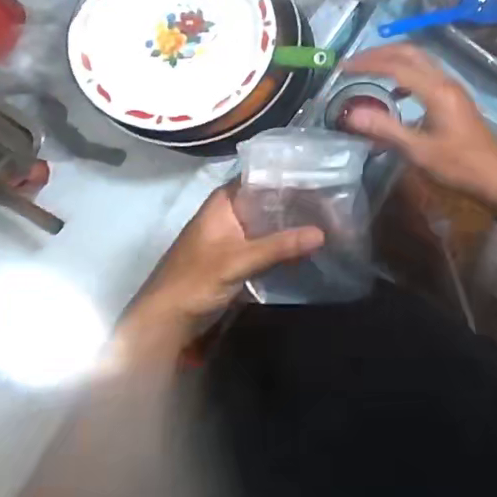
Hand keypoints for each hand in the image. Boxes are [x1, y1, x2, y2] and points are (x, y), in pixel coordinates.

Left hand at [125, 184, 323, 342]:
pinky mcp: (239, 258)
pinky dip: (286, 241)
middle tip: (332, 193)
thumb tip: (323, 233)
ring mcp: (234, 237)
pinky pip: (269, 241)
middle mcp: (229, 214)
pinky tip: (310, 241)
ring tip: (329, 214)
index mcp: (222, 203)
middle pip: (268, 198)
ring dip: (293, 221)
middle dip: (296, 198)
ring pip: (270, 221)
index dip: (287, 172)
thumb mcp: (238, 261)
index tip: (319, 170)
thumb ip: (280, 246)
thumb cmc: (193, 282)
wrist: (163, 326)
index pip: (259, 175)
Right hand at [339, 45, 496, 208]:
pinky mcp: (455, 98)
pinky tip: (394, 95)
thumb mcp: (418, 151)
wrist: (495, 175)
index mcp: (437, 91)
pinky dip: (407, 74)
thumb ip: (385, 130)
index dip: (368, 64)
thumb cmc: (458, 165)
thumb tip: (350, 113)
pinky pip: (427, 74)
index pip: (397, 65)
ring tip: (367, 73)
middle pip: (411, 53)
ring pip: (420, 61)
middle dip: (380, 54)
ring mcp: (453, 88)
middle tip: (352, 64)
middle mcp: (446, 82)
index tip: (341, 68)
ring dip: (394, 61)